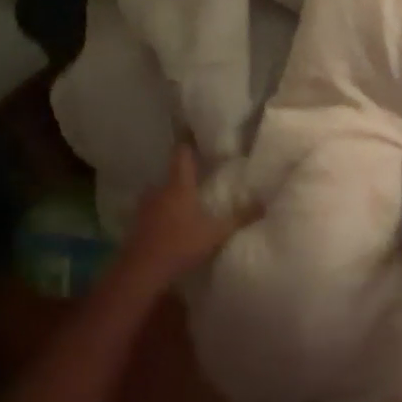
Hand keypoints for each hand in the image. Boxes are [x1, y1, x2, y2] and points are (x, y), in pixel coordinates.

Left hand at [120, 145, 258, 289]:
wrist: (142, 270)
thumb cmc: (180, 244)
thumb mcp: (216, 233)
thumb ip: (239, 218)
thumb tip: (264, 203)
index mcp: (179, 185)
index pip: (181, 154)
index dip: (188, 142)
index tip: (193, 131)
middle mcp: (159, 189)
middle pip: (171, 175)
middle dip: (184, 176)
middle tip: (199, 178)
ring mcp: (144, 206)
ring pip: (161, 194)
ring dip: (172, 196)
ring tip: (187, 204)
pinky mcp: (137, 223)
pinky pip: (153, 211)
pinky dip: (162, 213)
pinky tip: (172, 225)